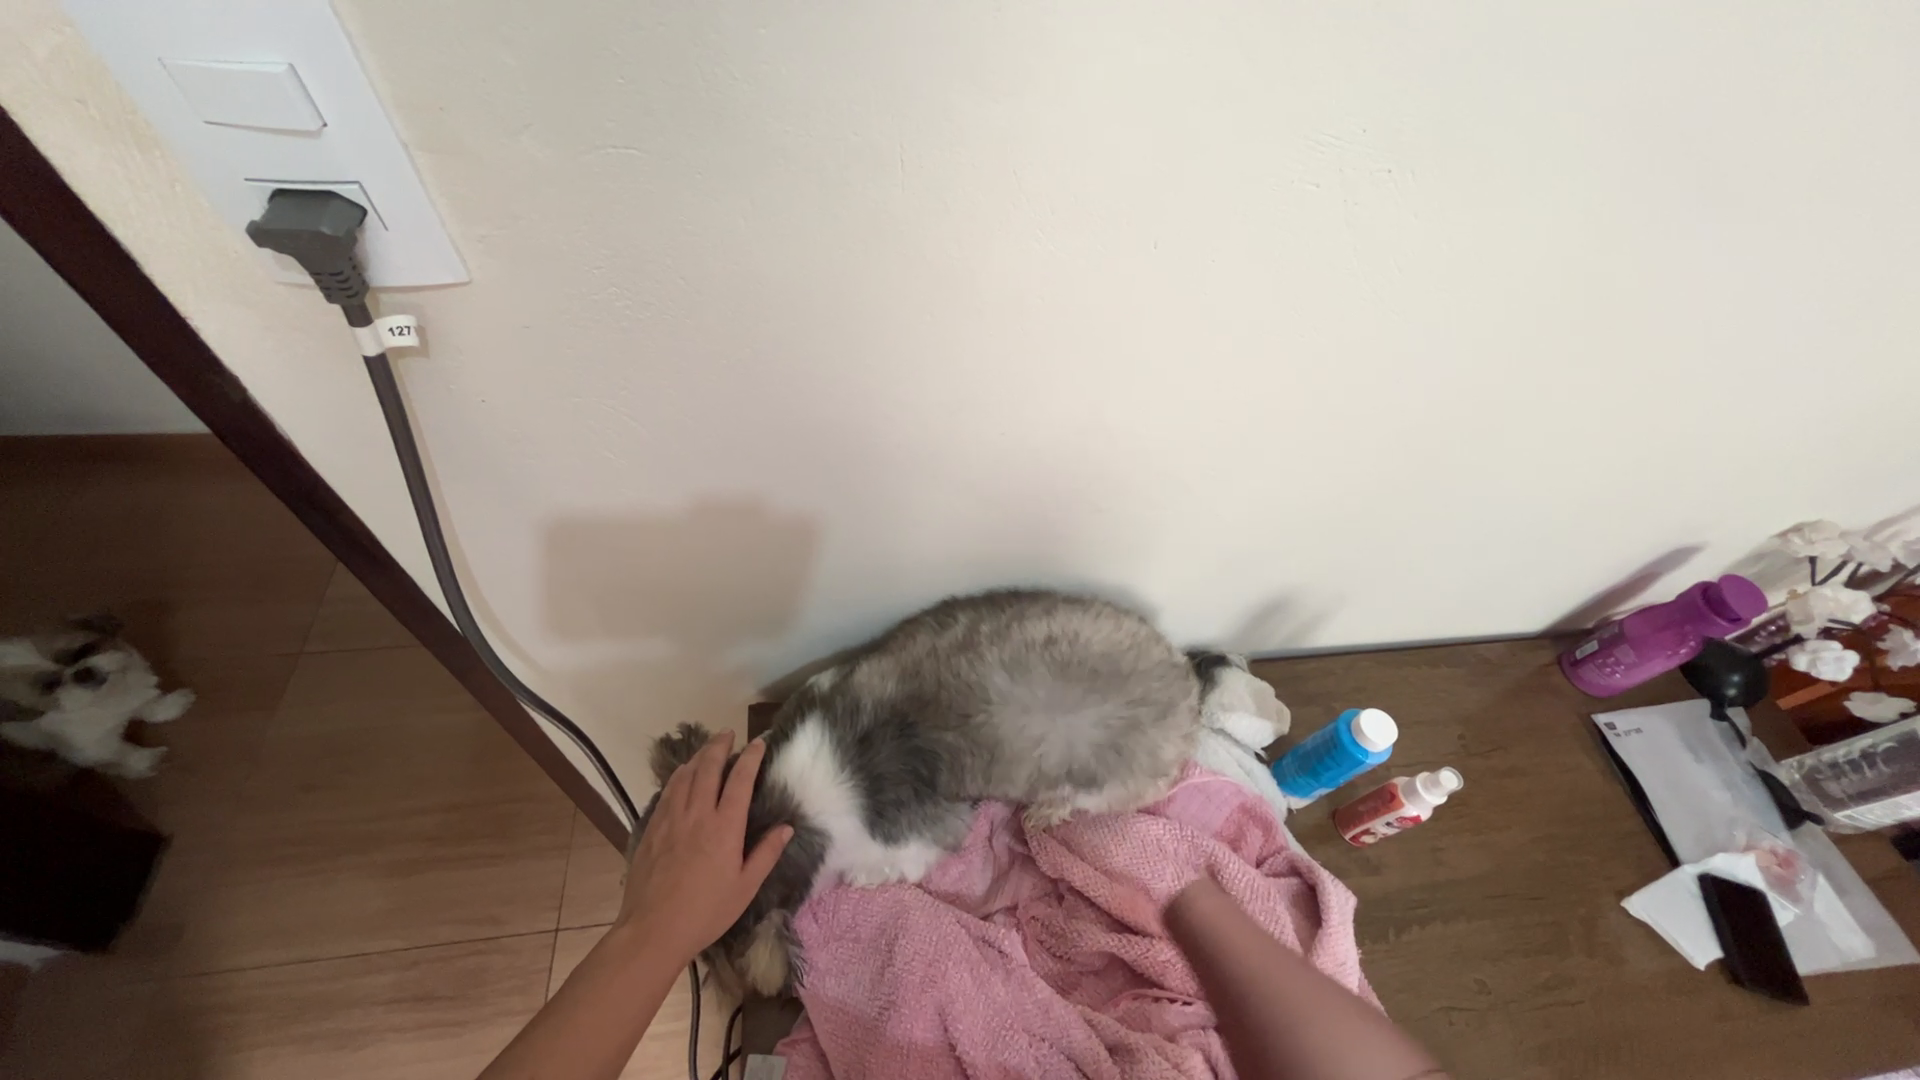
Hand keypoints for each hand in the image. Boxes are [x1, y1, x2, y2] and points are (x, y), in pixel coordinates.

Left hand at [618, 730, 792, 964]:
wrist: (652, 930)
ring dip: (698, 757)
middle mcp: (697, 814)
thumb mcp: (745, 887)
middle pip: (708, 768)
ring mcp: (671, 819)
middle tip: (728, 734)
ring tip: (707, 749)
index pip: (741, 780)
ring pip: (684, 775)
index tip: (759, 743)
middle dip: (720, 746)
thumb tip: (787, 827)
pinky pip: (667, 792)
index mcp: (725, 827)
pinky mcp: (652, 829)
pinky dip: (678, 776)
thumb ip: (766, 854)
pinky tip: (681, 776)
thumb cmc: (706, 912)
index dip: (751, 757)